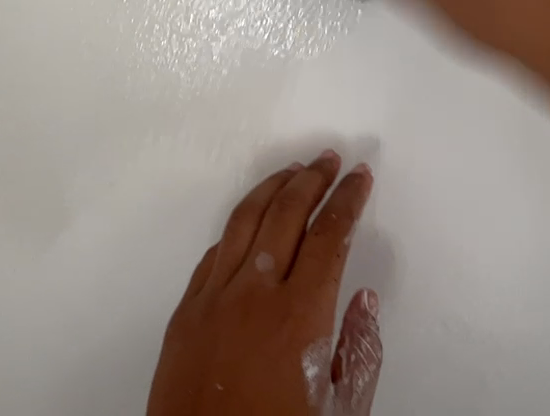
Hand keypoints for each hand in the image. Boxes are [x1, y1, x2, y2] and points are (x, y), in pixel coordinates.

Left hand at [147, 151, 382, 415]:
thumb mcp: (339, 410)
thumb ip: (359, 350)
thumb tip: (363, 298)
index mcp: (299, 316)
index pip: (330, 236)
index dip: (348, 200)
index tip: (361, 176)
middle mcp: (255, 294)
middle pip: (287, 213)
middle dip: (313, 178)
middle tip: (330, 158)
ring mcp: (214, 297)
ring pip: (246, 219)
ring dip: (274, 187)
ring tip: (295, 169)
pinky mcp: (186, 310)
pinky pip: (216, 251)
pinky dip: (239, 225)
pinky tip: (252, 217)